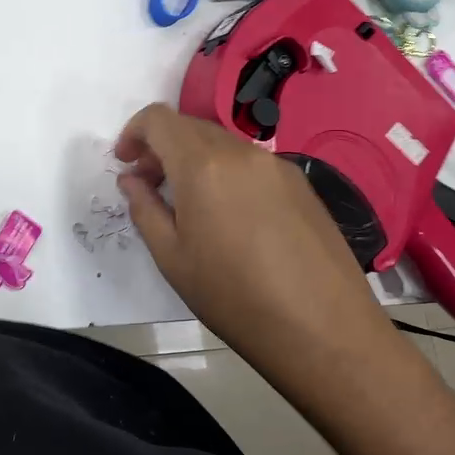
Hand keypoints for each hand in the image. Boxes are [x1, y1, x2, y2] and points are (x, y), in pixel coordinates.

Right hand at [114, 103, 400, 365]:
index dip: (133, 132)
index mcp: (202, 165)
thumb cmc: (236, 298)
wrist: (328, 336)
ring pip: (222, 144)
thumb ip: (144, 208)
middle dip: (162, 147)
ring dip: (195, 160)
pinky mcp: (303, 186)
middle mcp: (241, 153)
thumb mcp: (171, 258)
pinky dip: (228, 173)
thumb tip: (132, 180)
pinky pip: (251, 164)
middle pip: (190, 127)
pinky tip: (232, 217)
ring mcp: (278, 167)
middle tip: (150, 186)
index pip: (158, 119)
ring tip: (191, 204)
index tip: (126, 164)